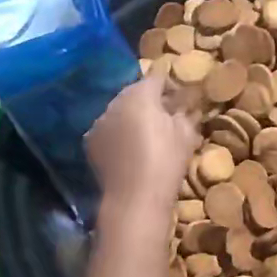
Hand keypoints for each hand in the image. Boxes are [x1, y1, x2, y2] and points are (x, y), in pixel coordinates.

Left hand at [87, 74, 197, 214]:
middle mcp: (115, 102)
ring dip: (130, 116)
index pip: (156, 79)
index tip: (179, 101)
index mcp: (140, 95)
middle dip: (148, 101)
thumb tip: (182, 107)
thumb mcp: (186, 135)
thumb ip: (184, 114)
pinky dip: (116, 133)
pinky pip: (106, 129)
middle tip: (163, 117)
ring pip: (118, 111)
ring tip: (143, 134)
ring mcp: (98, 122)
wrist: (134, 197)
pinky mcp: (90, 141)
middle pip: (134, 93)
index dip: (169, 87)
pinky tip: (126, 148)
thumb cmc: (165, 162)